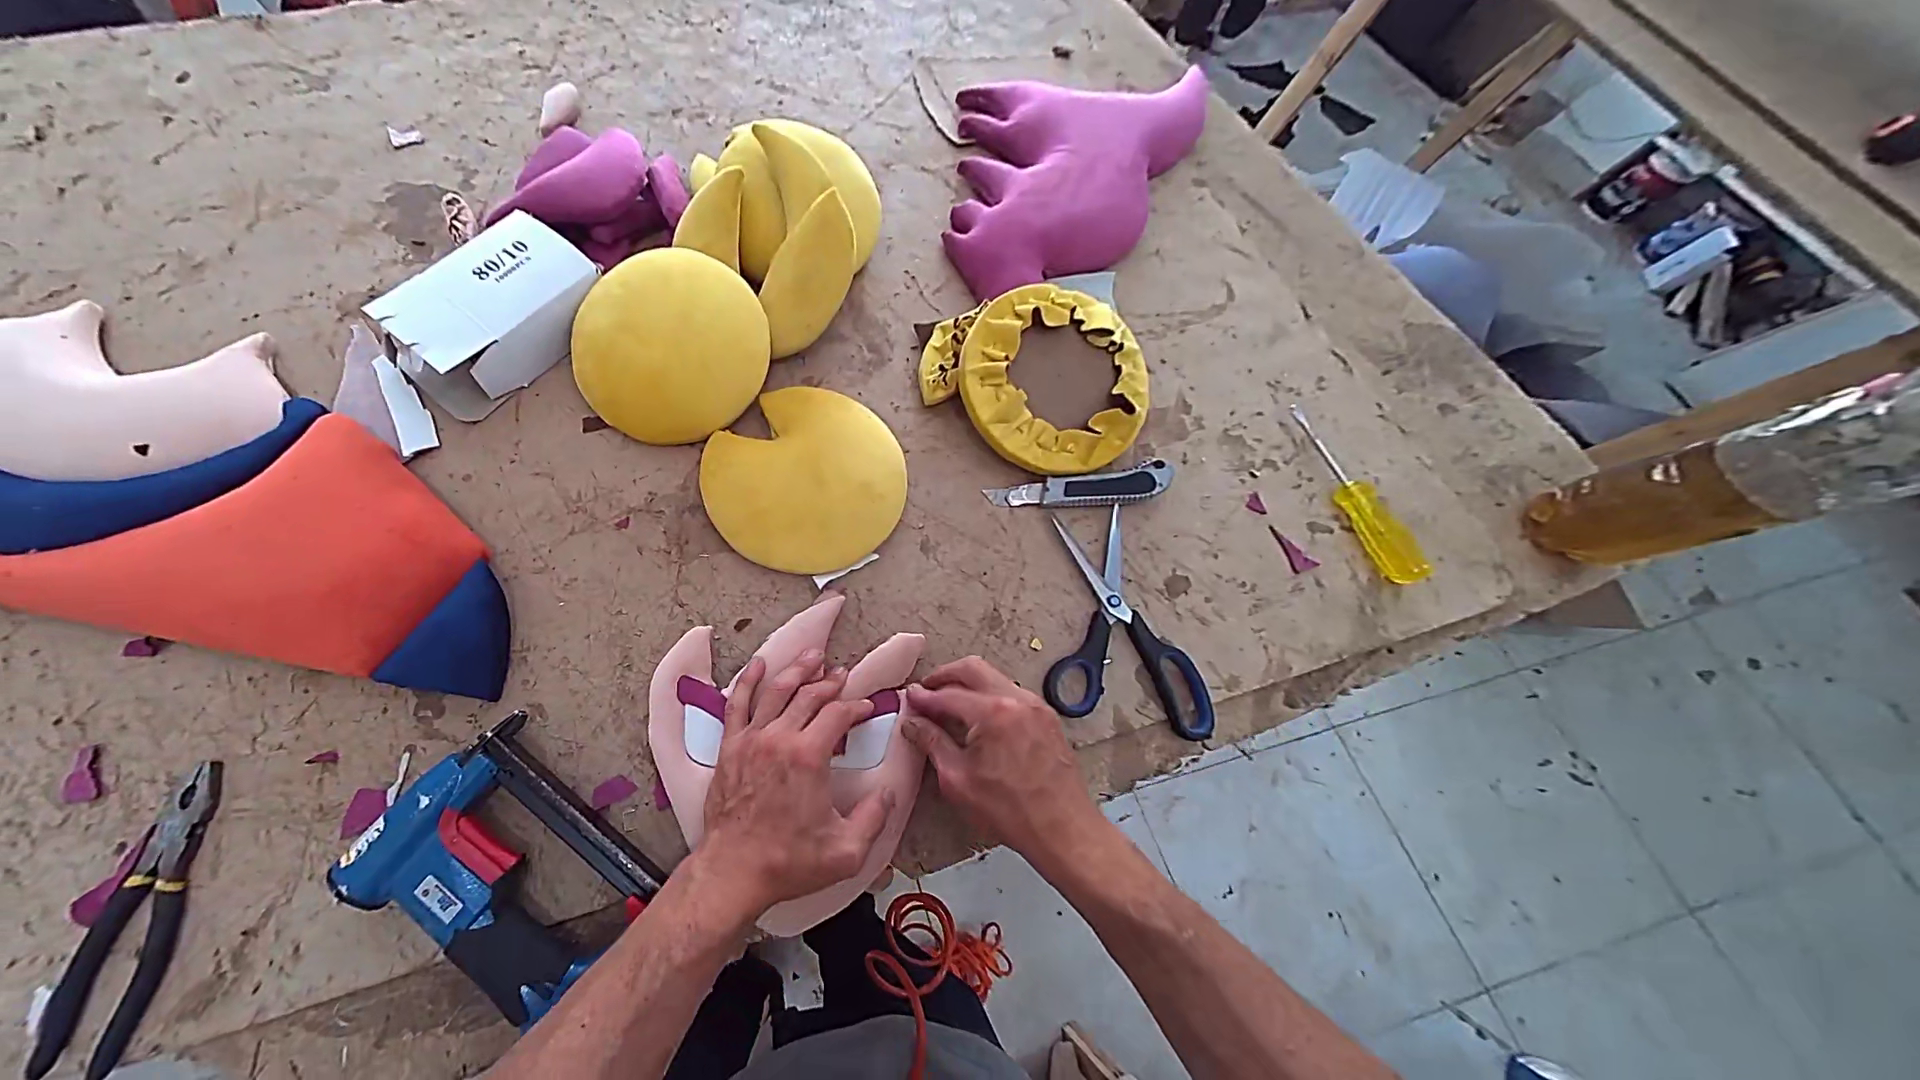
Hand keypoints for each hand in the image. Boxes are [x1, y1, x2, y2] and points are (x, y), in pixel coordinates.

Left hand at [694, 652, 895, 919]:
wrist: (732, 874)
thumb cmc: (787, 862)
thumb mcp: (846, 850)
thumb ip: (875, 817)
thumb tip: (888, 794)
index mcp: (808, 756)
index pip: (839, 714)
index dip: (857, 707)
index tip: (866, 708)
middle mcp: (779, 740)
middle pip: (809, 695)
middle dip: (831, 682)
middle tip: (843, 674)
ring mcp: (751, 741)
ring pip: (777, 691)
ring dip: (797, 670)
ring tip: (812, 656)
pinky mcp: (730, 749)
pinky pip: (737, 705)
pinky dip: (748, 681)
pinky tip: (758, 665)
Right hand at [903, 656, 1106, 869]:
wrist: (1062, 827)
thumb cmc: (1012, 811)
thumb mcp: (958, 779)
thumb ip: (932, 743)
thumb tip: (913, 724)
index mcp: (993, 712)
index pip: (948, 694)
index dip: (923, 697)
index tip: (909, 699)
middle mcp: (1017, 700)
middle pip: (973, 669)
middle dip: (944, 676)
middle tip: (926, 691)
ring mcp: (1035, 706)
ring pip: (994, 678)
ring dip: (969, 685)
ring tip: (949, 705)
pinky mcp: (1046, 717)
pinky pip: (1012, 694)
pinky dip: (990, 696)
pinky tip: (978, 717)